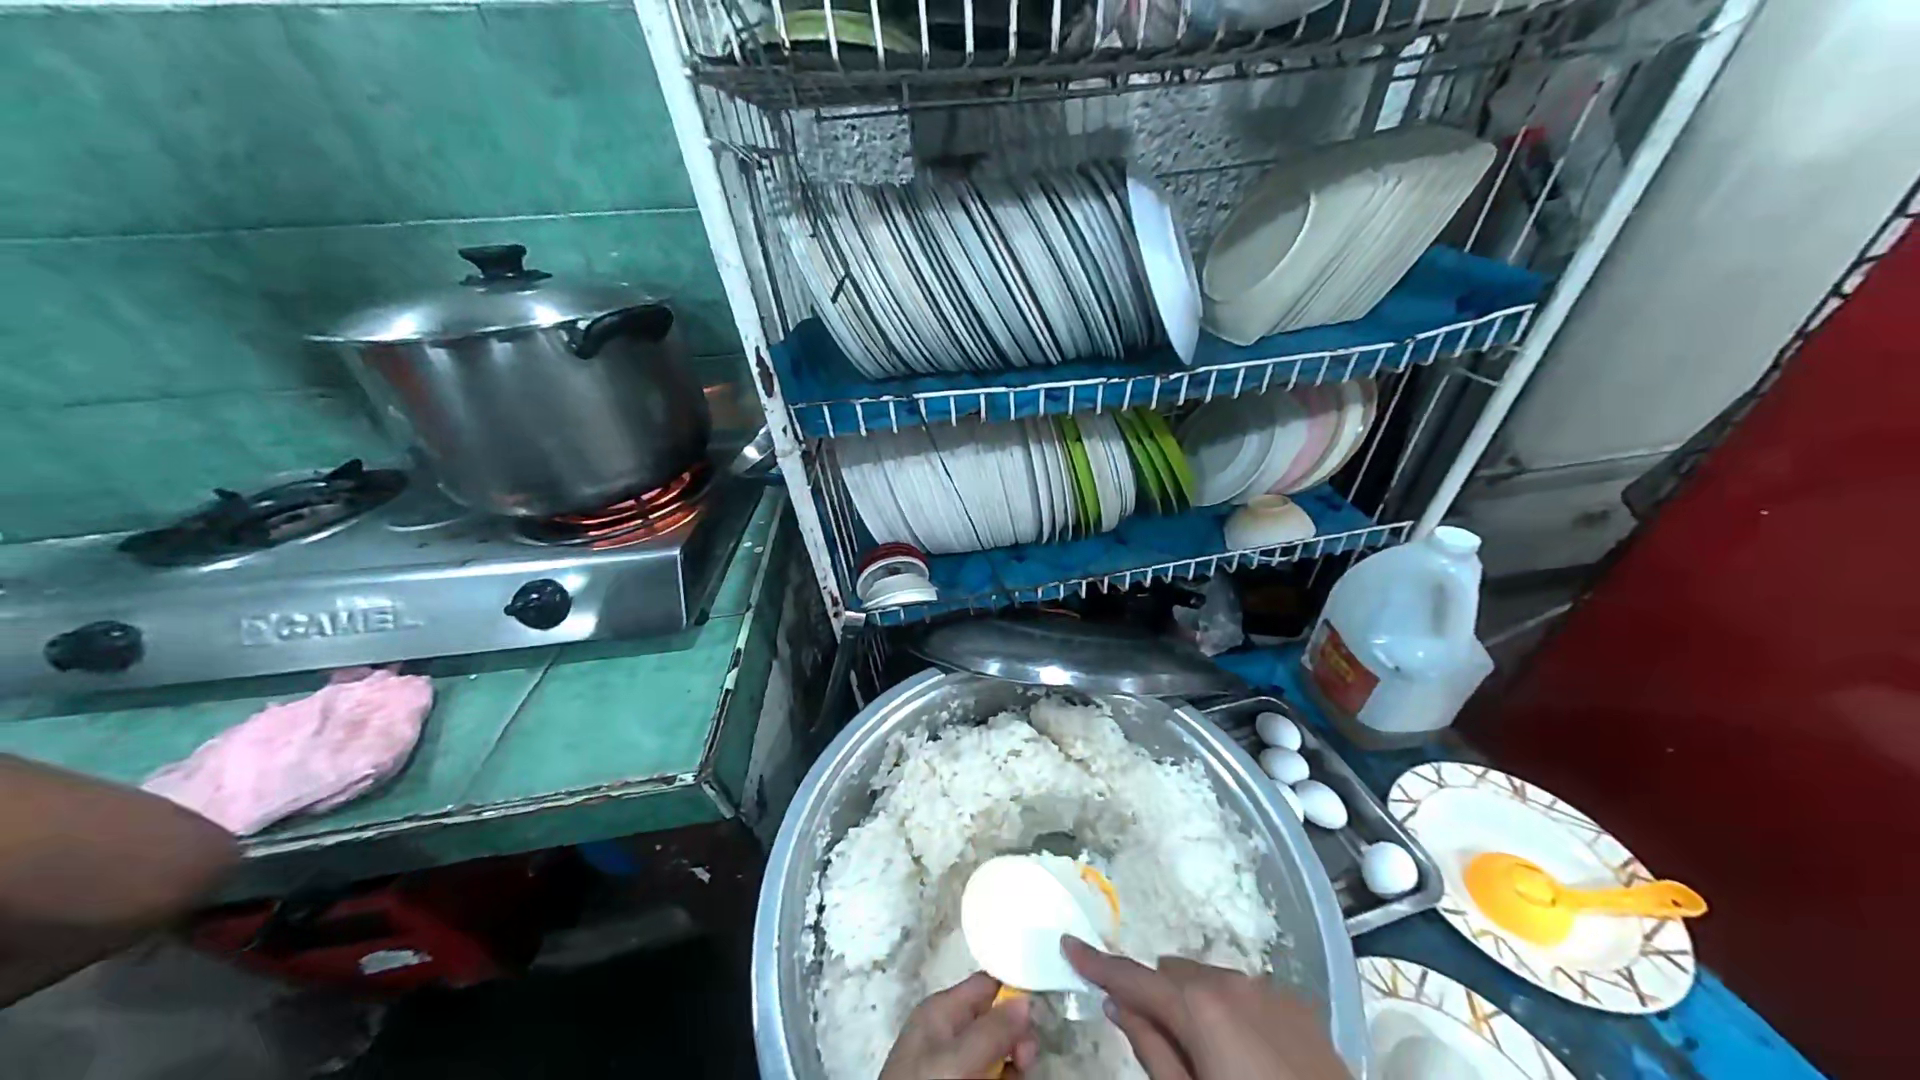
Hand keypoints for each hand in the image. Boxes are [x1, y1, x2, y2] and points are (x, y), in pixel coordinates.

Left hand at [880, 971, 1039, 1079]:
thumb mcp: (956, 1060)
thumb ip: (992, 1031)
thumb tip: (1028, 1001)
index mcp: (942, 1011)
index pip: (986, 985)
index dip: (1014, 993)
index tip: (1038, 1016)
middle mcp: (949, 1033)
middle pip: (997, 1023)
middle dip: (1017, 1041)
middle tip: (1024, 1063)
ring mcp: (953, 1066)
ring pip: (999, 1056)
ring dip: (1013, 1070)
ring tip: (1013, 1079)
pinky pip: (991, 1078)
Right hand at [1063, 937, 1348, 1079]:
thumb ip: (1150, 1048)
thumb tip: (1120, 1005)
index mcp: (1199, 1006)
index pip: (1132, 976)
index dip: (1095, 963)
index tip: (1067, 944)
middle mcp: (1231, 981)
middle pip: (1172, 973)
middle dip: (1159, 998)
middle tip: (1165, 1045)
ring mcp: (1270, 989)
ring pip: (1210, 981)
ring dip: (1197, 1004)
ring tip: (1214, 1058)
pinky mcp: (1301, 1006)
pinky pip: (1248, 994)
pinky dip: (1233, 1012)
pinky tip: (1252, 1058)